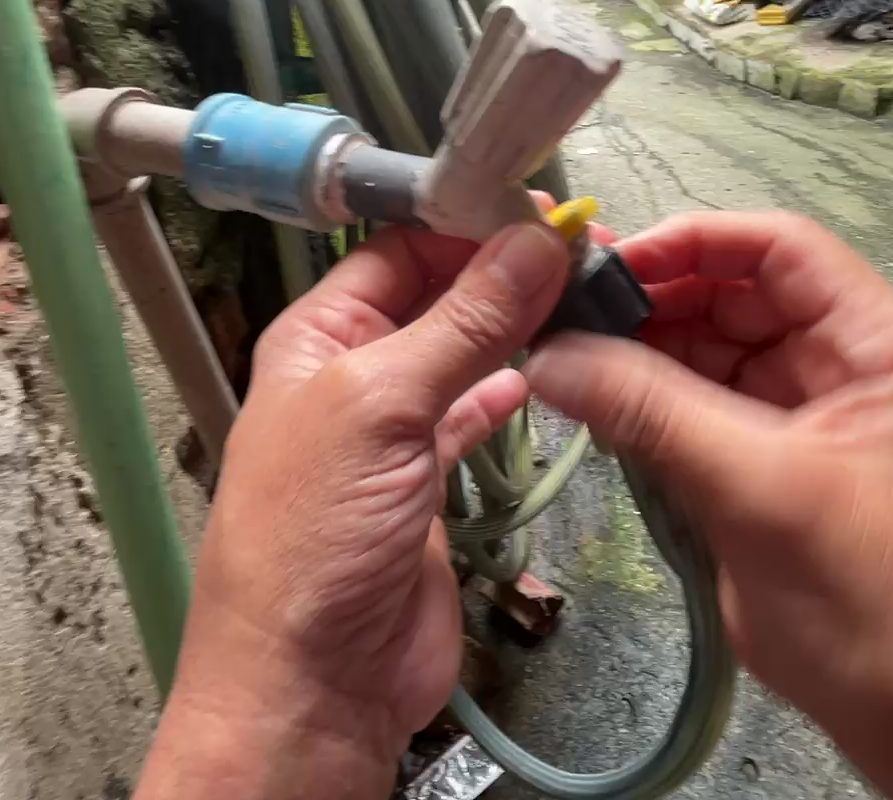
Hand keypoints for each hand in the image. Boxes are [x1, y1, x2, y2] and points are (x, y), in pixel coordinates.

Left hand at [138, 222, 569, 797]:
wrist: (314, 681)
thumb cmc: (317, 526)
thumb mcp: (382, 404)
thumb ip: (463, 322)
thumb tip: (535, 241)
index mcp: (318, 335)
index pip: (393, 251)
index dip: (458, 226)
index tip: (536, 211)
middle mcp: (352, 370)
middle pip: (432, 298)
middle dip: (495, 274)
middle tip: (575, 251)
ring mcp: (392, 425)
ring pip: (458, 354)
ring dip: (509, 327)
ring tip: (578, 297)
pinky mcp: (428, 476)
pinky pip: (470, 413)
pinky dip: (504, 390)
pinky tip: (542, 369)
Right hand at [524, 212, 892, 796]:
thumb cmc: (868, 600)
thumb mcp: (759, 489)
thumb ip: (649, 410)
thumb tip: (545, 355)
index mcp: (880, 343)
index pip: (780, 248)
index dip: (693, 242)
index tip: (610, 265)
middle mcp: (839, 355)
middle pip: (730, 290)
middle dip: (649, 297)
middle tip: (563, 312)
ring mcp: (794, 399)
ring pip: (699, 339)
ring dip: (633, 344)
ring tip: (563, 354)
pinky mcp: (756, 441)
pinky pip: (685, 391)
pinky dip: (636, 389)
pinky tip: (589, 397)